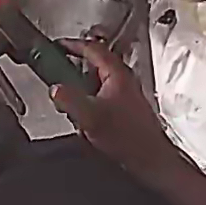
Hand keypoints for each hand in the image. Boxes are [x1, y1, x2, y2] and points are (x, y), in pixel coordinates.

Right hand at [51, 39, 181, 178]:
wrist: (149, 159)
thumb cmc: (129, 138)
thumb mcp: (90, 116)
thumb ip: (69, 99)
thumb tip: (56, 89)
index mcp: (117, 74)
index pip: (93, 48)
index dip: (73, 45)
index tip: (59, 46)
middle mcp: (124, 80)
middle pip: (96, 63)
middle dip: (75, 66)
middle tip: (60, 69)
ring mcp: (125, 94)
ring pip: (98, 80)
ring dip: (81, 86)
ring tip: (69, 99)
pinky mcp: (125, 108)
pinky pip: (101, 95)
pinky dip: (89, 100)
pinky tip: (83, 118)